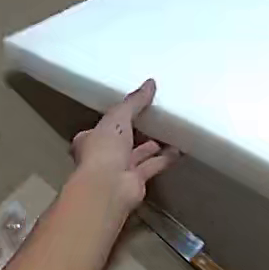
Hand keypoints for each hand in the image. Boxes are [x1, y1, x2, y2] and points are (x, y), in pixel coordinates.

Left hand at [70, 79, 178, 213]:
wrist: (108, 186)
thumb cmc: (104, 149)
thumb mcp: (118, 117)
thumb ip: (134, 102)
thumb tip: (149, 83)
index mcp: (90, 139)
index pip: (104, 126)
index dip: (117, 118)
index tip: (133, 110)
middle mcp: (102, 155)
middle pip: (122, 141)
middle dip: (137, 133)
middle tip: (154, 119)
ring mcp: (118, 170)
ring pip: (138, 155)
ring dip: (153, 146)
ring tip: (170, 132)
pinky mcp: (135, 181)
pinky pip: (152, 166)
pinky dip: (164, 159)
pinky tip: (178, 150)